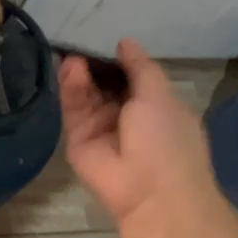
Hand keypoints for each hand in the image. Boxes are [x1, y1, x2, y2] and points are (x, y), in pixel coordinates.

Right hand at [58, 39, 218, 233]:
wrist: (153, 195)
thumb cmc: (168, 142)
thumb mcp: (160, 96)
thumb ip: (140, 68)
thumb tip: (125, 42)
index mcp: (154, 108)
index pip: (131, 78)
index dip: (118, 61)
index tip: (105, 43)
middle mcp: (127, 118)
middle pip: (104, 85)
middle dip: (94, 67)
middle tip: (79, 47)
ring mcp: (101, 130)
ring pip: (85, 96)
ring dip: (80, 76)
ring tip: (73, 58)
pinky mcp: (78, 141)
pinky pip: (73, 111)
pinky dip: (71, 90)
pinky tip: (70, 70)